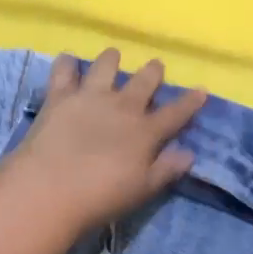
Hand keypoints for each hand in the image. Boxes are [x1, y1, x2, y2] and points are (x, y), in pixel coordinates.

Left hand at [5, 49, 206, 231]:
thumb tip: (189, 154)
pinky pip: (64, 71)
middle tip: (155, 66)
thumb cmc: (100, 197)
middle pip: (144, 81)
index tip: (201, 90)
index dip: (190, 101)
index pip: (176, 113)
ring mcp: (91, 97)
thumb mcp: (142, 190)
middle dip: (153, 71)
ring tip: (113, 56)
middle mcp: (122, 106)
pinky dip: (67, 63)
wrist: (51, 187)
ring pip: (106, 65)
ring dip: (112, 59)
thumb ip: (166, 170)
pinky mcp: (60, 96)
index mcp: (145, 132)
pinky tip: (68, 59)